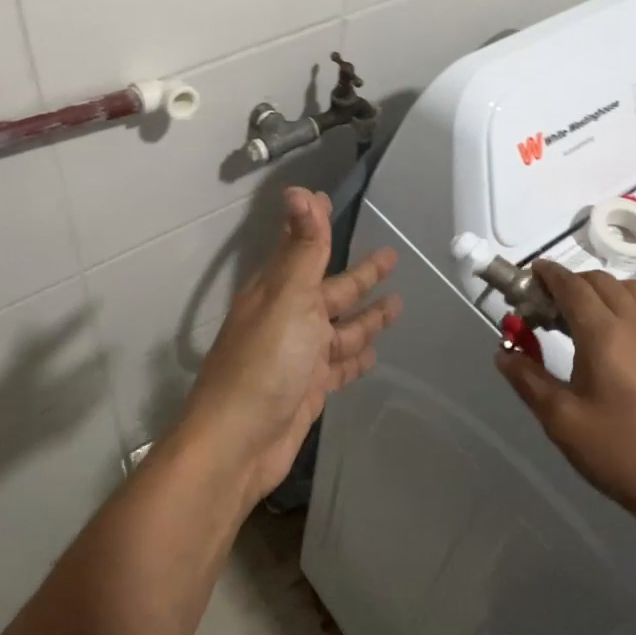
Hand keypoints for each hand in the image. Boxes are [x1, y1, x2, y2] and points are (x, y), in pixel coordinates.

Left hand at [180, 187, 400, 504]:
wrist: (238, 443)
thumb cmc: (264, 363)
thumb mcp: (288, 298)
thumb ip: (302, 248)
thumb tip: (299, 191)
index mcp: (277, 291)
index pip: (300, 247)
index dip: (315, 225)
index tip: (326, 200)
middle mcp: (288, 318)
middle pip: (331, 289)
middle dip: (360, 273)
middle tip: (391, 256)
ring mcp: (299, 356)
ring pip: (341, 328)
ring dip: (367, 315)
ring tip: (398, 304)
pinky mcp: (309, 389)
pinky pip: (340, 365)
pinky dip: (356, 357)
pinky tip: (374, 352)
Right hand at [494, 260, 635, 533]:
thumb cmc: (622, 455)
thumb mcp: (562, 422)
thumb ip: (528, 381)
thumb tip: (504, 353)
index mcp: (604, 335)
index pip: (572, 286)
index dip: (548, 275)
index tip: (528, 276)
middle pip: (601, 281)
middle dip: (571, 282)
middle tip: (546, 305)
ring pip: (631, 290)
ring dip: (602, 290)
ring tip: (581, 317)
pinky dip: (626, 306)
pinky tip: (615, 342)